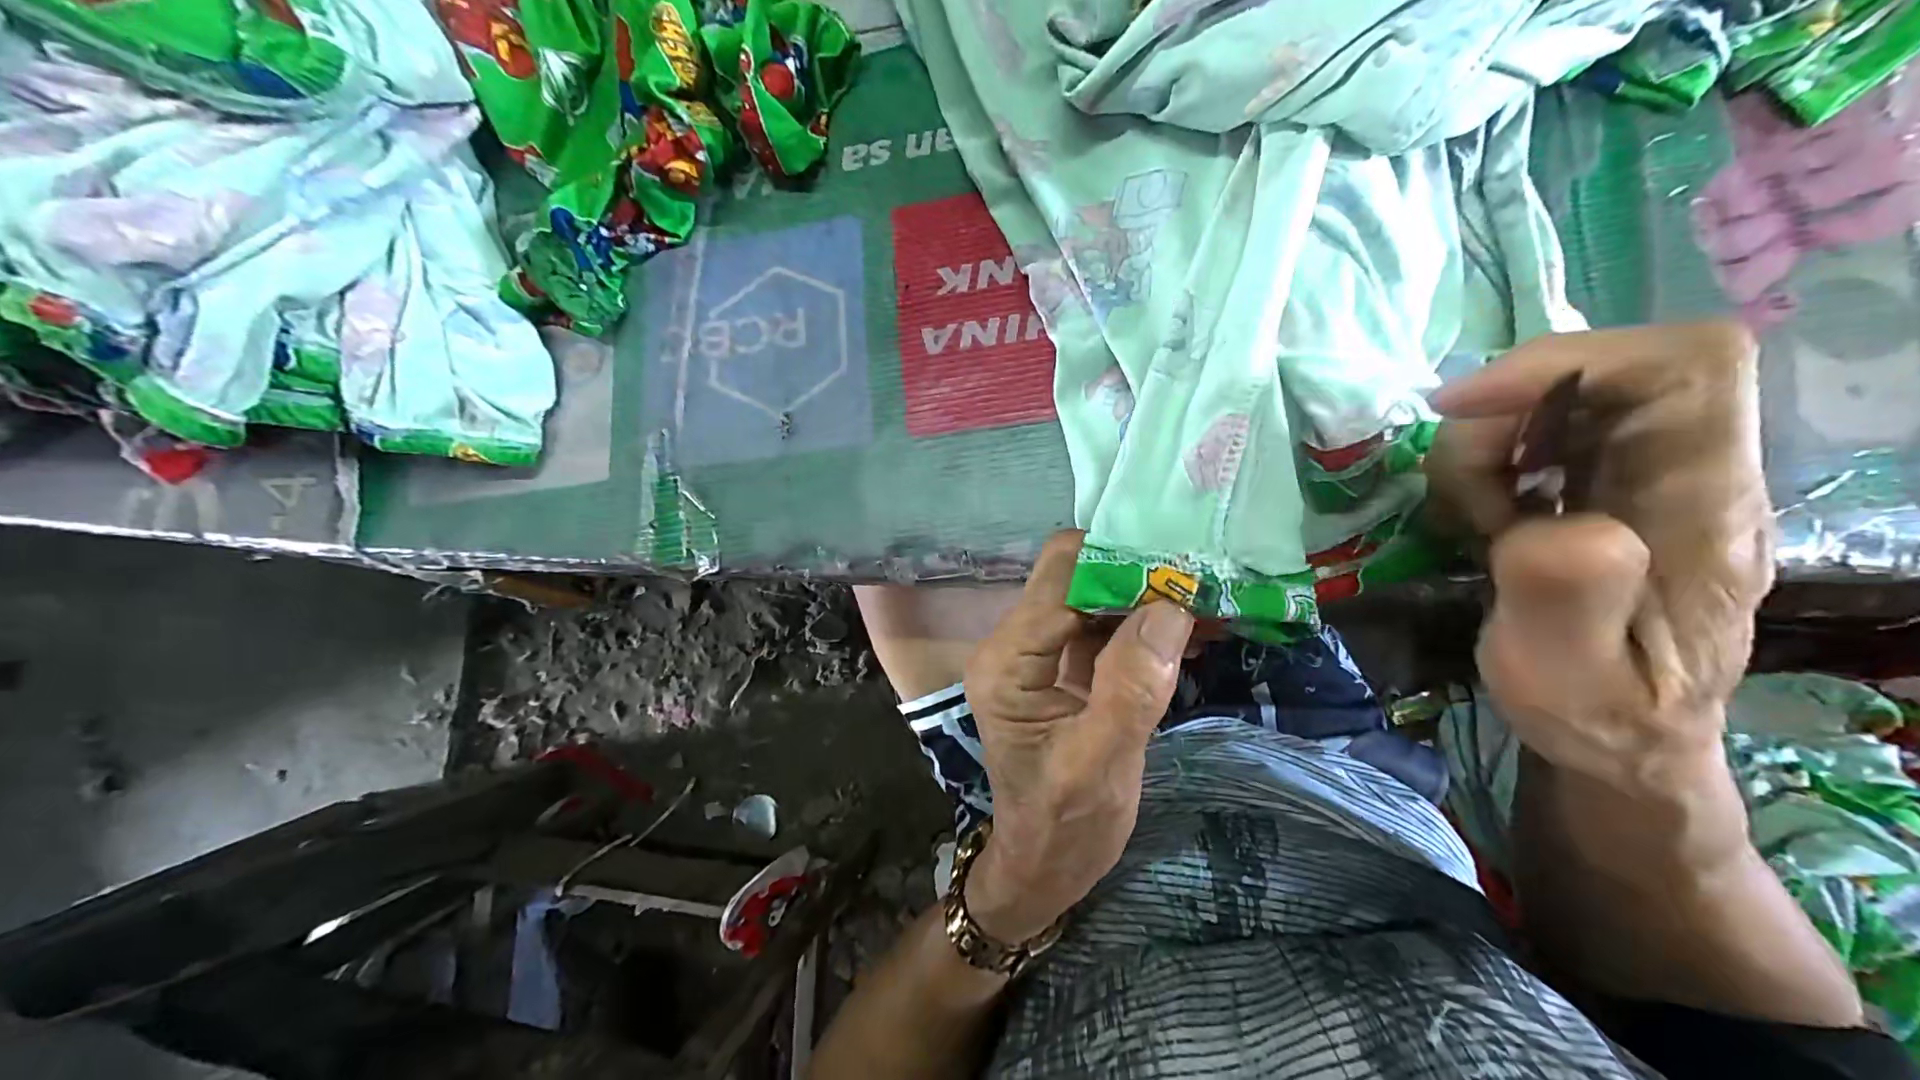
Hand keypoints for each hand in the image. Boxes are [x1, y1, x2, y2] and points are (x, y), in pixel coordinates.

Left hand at [959, 530, 1193, 941]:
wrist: (1045, 868)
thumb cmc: (1065, 828)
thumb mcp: (1100, 765)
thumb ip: (1131, 688)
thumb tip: (1170, 607)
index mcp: (1007, 660)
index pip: (1061, 580)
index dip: (1122, 566)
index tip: (1187, 567)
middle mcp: (1016, 644)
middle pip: (1076, 577)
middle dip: (1139, 573)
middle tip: (1206, 577)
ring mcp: (1041, 654)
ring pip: (1096, 596)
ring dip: (1149, 596)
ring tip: (1211, 599)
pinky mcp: (1067, 668)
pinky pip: (1107, 627)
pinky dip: (1147, 625)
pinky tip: (1194, 631)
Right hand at [1425, 322, 1773, 796]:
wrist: (1622, 738)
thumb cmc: (1597, 712)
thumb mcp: (1568, 677)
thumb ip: (1566, 596)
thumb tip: (1558, 520)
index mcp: (1701, 510)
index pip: (1684, 368)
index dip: (1570, 360)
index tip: (1467, 407)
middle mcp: (1690, 475)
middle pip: (1606, 372)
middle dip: (1504, 418)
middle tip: (1469, 501)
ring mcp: (1648, 478)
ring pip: (1561, 399)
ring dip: (1490, 446)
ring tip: (1478, 523)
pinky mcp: (1608, 487)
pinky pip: (1542, 432)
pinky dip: (1491, 459)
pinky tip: (1485, 519)